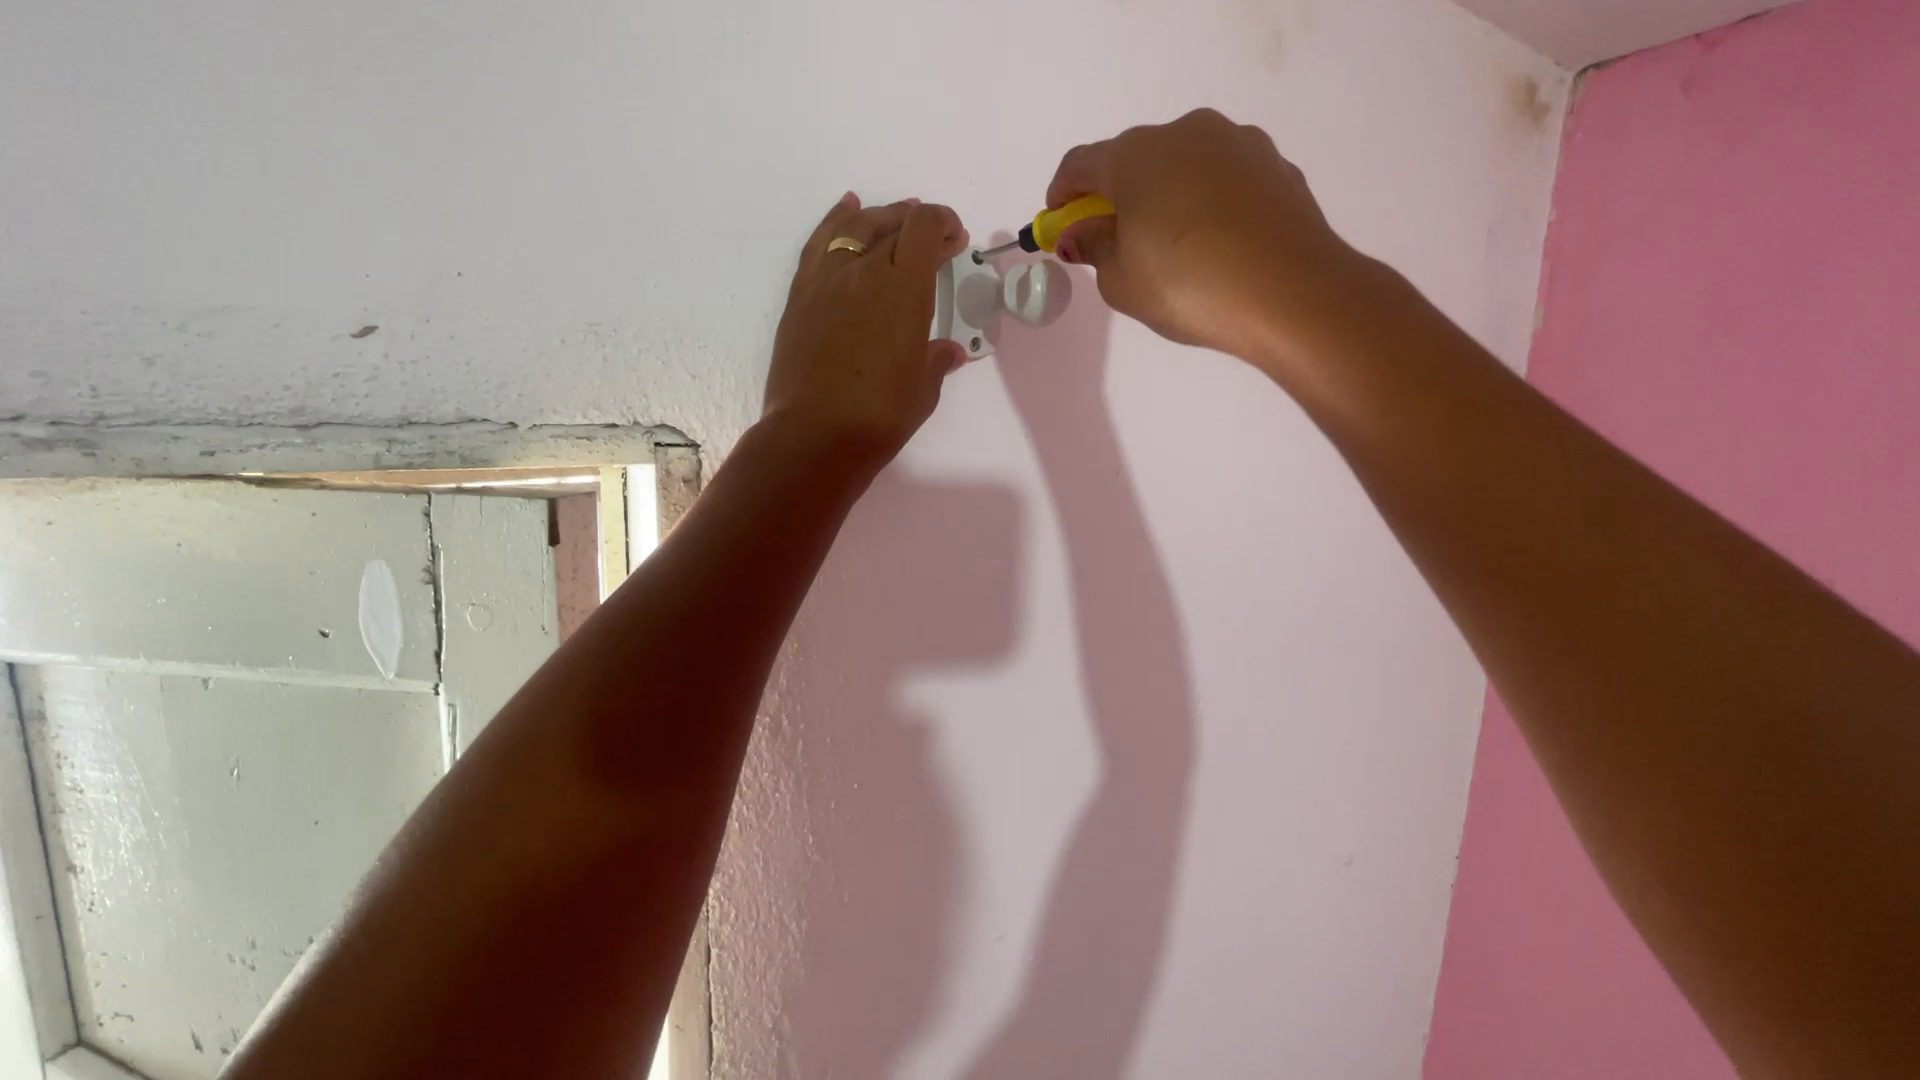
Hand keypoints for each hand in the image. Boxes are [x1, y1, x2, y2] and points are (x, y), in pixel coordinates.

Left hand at [763, 193, 970, 468]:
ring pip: (854, 226)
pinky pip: (819, 242)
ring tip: (894, 219)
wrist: (814, 436)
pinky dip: (835, 220)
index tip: (955, 241)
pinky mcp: (800, 295)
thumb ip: (935, 361)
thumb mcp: (922, 390)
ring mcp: (827, 279)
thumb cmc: (879, 417)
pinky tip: (846, 209)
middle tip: (932, 241)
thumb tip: (948, 351)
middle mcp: (865, 271)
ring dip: (880, 216)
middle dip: (918, 225)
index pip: (925, 229)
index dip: (944, 225)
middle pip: (893, 224)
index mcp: (904, 289)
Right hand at [1049, 108, 1376, 365]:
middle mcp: (1186, 133)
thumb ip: (1094, 248)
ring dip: (1167, 198)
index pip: (1081, 165)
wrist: (1291, 293)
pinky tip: (1216, 247)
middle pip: (1135, 161)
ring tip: (1173, 250)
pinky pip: (1225, 183)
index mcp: (1136, 155)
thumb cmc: (1187, 286)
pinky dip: (1209, 206)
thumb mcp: (1121, 281)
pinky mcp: (1277, 167)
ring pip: (1185, 168)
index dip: (1061, 196)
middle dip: (1118, 198)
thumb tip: (1080, 233)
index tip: (1058, 224)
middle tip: (1114, 243)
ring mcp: (1239, 144)